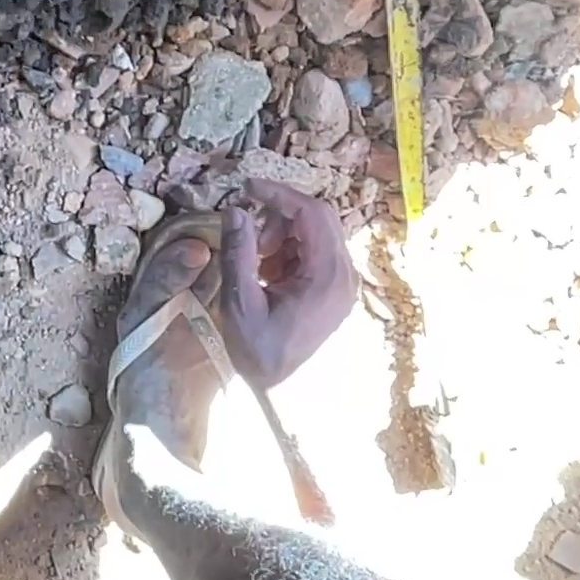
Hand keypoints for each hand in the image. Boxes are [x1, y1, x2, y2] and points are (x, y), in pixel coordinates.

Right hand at [218, 180, 357, 387]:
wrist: (278, 392)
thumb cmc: (257, 351)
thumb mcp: (240, 302)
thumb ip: (238, 253)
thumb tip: (235, 210)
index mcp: (328, 277)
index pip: (312, 214)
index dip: (279, 193)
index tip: (246, 187)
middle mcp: (344, 275)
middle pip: (316, 219)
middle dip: (277, 217)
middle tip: (246, 234)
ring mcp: (341, 282)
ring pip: (313, 233)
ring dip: (279, 236)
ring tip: (253, 262)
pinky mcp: (332, 289)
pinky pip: (311, 252)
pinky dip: (284, 251)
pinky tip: (264, 274)